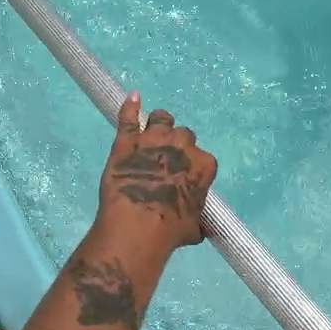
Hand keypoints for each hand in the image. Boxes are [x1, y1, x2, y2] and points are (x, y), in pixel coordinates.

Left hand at [95, 92, 216, 255]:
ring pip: (161, 119)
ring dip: (158, 125)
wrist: (136, 225)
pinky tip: (133, 98)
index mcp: (204, 164)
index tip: (180, 177)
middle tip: (163, 162)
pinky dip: (131, 106)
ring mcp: (153, 139)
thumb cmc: (169, 231)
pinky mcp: (126, 140)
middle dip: (175, 146)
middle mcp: (182, 145)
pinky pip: (129, 116)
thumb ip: (196, 219)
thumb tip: (197, 227)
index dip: (189, 167)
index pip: (201, 158)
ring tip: (151, 135)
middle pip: (182, 136)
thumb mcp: (193, 227)